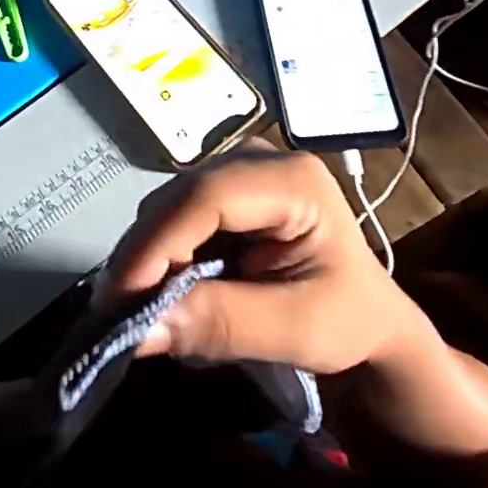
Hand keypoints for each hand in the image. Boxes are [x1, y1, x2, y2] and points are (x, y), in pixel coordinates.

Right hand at [102, 140, 429, 373]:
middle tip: (120, 317)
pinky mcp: (224, 190)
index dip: (159, 242)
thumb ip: (222, 323)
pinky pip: (176, 217)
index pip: (210, 196)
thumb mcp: (297, 329)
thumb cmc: (348, 318)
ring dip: (150, 259)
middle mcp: (259, 159)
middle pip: (183, 196)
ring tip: (146, 313)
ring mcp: (239, 169)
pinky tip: (169, 294)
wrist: (367, 314)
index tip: (121, 298)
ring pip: (170, 205)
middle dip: (147, 255)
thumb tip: (140, 329)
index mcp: (294, 180)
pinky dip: (163, 258)